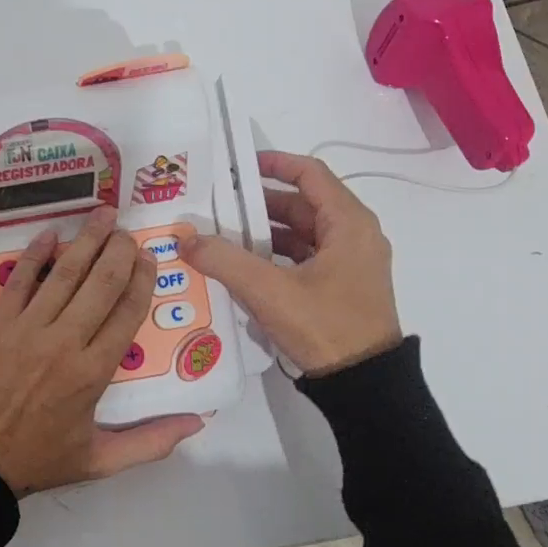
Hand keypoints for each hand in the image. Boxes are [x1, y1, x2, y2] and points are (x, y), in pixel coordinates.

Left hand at [0, 207, 204, 494]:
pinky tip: (50, 234)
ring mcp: (28, 330)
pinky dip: (34, 256)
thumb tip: (197, 423)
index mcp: (93, 372)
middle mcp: (64, 342)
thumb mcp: (100, 461)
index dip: (142, 281)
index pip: (127, 313)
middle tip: (129, 230)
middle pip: (100, 284)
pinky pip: (19, 282)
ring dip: (85, 241)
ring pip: (63, 275)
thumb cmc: (38, 460)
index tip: (150, 259)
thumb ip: (150, 442)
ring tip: (103, 215)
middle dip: (119, 251)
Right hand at [183, 151, 401, 375]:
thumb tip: (184, 238)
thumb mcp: (269, 291)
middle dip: (259, 203)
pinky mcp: (342, 287)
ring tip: (222, 236)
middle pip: (304, 205)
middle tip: (218, 205)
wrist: (363, 382)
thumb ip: (224, 260)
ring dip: (265, 231)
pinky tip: (244, 268)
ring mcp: (351, 263)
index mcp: (349, 224)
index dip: (274, 164)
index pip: (311, 175)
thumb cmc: (324, 326)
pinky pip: (304, 257)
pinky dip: (275, 255)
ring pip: (303, 233)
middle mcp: (355, 236)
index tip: (238, 165)